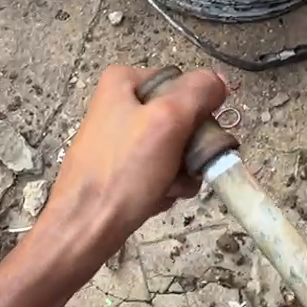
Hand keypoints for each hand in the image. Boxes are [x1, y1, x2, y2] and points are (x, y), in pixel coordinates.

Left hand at [39, 65, 227, 258]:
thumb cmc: (121, 173)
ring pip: (175, 148)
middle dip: (189, 149)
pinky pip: (161, 169)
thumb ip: (198, 92)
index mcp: (124, 81)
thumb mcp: (167, 121)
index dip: (197, 113)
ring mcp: (120, 137)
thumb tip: (220, 80)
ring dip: (180, 171)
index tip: (195, 137)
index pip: (185, 85)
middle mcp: (119, 104)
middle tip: (181, 168)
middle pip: (182, 118)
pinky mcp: (122, 166)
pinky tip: (155, 196)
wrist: (86, 227)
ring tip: (165, 187)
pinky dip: (165, 185)